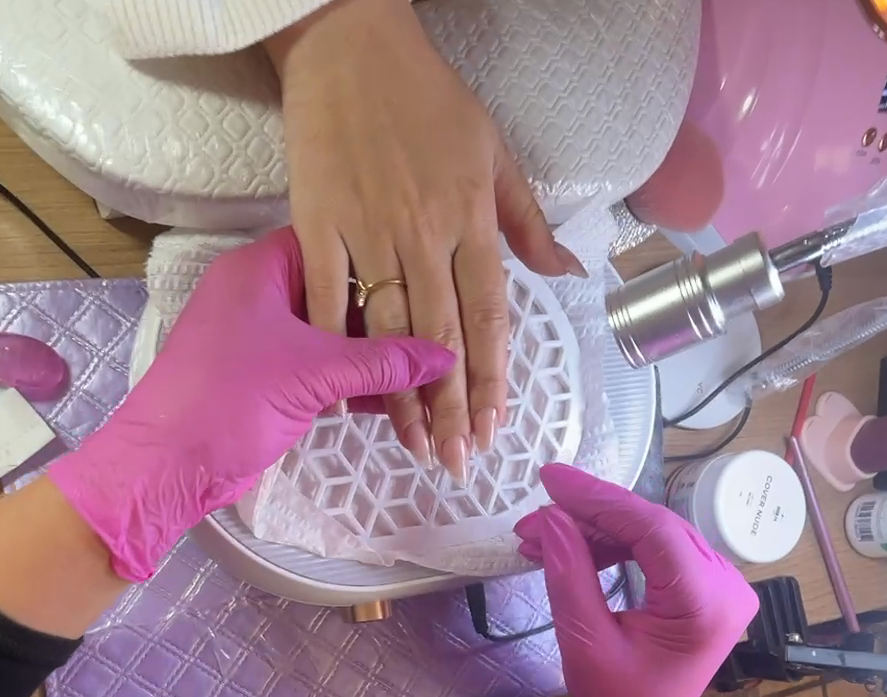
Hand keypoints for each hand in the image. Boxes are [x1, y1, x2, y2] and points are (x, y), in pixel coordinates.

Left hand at [47, 229, 456, 581]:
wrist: (169, 466)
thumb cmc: (229, 399)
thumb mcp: (312, 373)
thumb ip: (381, 362)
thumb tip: (444, 357)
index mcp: (264, 269)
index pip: (338, 245)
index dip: (388, 260)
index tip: (436, 276)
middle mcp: (267, 296)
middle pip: (344, 297)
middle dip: (393, 323)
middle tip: (446, 334)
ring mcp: (270, 341)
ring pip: (338, 341)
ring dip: (379, 363)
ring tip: (434, 376)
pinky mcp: (274, 382)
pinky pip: (326, 374)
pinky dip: (358, 388)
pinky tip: (403, 403)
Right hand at [264, 0, 583, 484]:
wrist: (348, 45)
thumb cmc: (428, 100)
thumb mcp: (495, 151)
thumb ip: (527, 222)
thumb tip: (569, 271)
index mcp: (469, 216)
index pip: (489, 315)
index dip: (493, 378)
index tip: (494, 427)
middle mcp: (423, 233)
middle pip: (441, 338)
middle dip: (452, 407)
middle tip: (457, 462)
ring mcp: (366, 233)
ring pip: (387, 331)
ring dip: (402, 397)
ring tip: (415, 447)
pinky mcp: (316, 228)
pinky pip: (326, 302)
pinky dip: (335, 351)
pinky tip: (345, 401)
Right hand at [515, 464, 760, 696]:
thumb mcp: (585, 642)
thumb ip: (570, 576)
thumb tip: (550, 518)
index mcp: (704, 605)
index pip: (652, 531)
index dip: (598, 500)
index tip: (550, 480)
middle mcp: (724, 585)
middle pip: (653, 525)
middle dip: (589, 513)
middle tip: (535, 513)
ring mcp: (718, 583)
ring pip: (650, 531)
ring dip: (594, 528)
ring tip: (541, 535)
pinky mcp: (702, 584)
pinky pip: (654, 547)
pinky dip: (610, 543)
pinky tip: (571, 546)